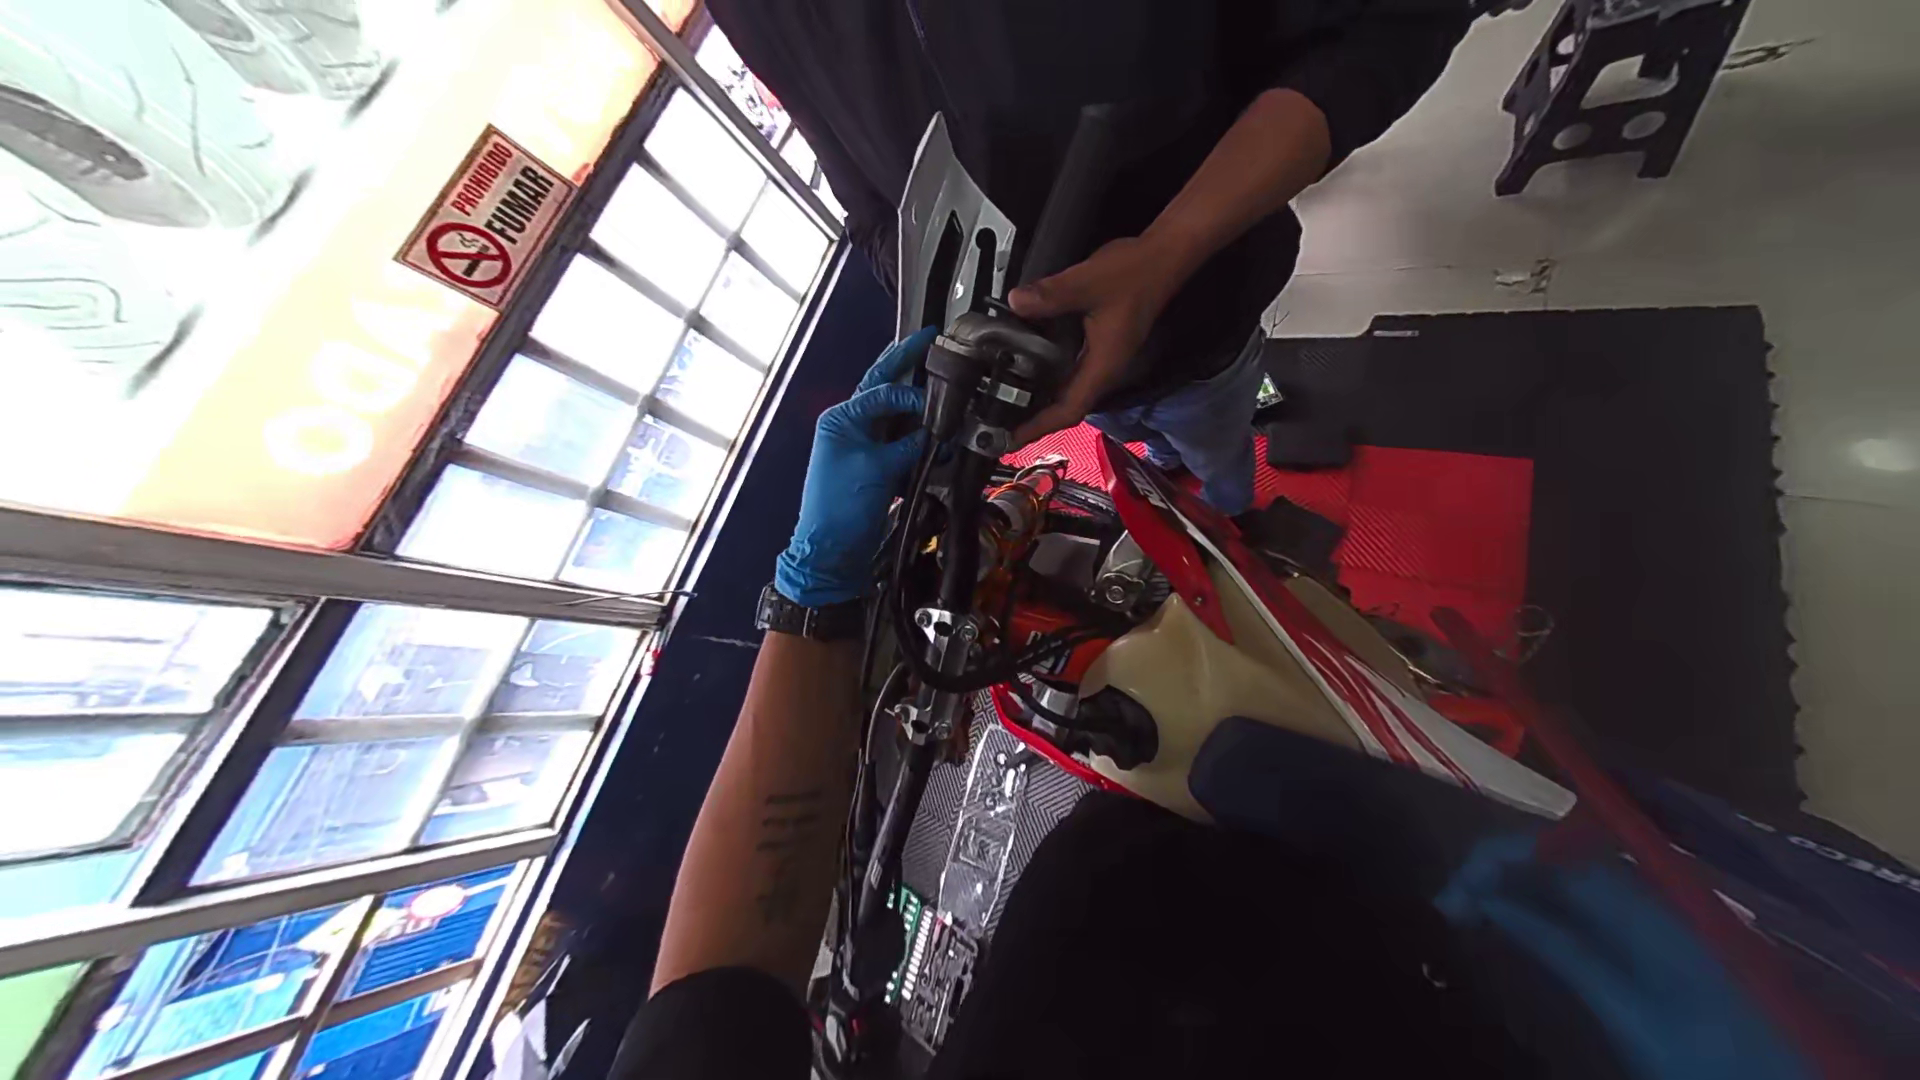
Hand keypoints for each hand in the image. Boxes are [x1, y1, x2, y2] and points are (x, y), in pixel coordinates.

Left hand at [773, 327, 936, 606]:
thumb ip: (909, 445)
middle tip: (930, 341)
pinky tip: (936, 434)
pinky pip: (901, 444)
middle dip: (906, 366)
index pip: (881, 390)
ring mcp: (863, 447)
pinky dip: (919, 439)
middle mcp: (850, 428)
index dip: (911, 390)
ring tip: (938, 384)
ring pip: (895, 415)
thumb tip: (936, 432)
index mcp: (841, 420)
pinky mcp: (876, 467)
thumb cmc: (840, 511)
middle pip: (883, 389)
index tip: (938, 397)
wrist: (833, 554)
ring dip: (916, 405)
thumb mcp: (877, 470)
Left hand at [1008, 235, 1184, 444]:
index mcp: (1103, 366)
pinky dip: (1047, 380)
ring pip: (1067, 393)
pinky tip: (1027, 372)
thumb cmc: (1135, 272)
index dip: (1040, 428)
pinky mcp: (1098, 348)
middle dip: (1035, 422)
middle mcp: (1103, 371)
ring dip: (1040, 404)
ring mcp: (1102, 361)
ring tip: (1007, 407)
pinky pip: (1069, 374)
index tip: (1012, 439)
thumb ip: (1052, 294)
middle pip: (1066, 410)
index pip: (1069, 411)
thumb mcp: (1089, 281)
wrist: (1163, 255)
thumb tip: (1016, 302)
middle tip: (1000, 426)